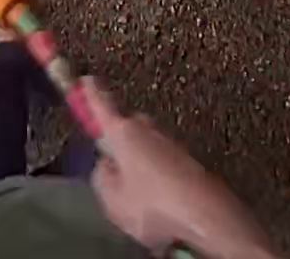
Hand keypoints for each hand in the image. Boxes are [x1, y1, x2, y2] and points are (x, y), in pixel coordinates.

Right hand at [81, 78, 280, 258]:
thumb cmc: (153, 202)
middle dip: (120, 141)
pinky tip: (159, 197)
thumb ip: (102, 177)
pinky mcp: (184, 154)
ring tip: (141, 193)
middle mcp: (145, 126)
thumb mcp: (112, 199)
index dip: (90, 91)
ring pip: (145, 143)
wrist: (203, 210)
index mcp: (122, 130)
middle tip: (116, 168)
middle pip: (125, 126)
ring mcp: (167, 137)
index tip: (86, 78)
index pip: (101, 103)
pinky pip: (162, 158)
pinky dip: (158, 172)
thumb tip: (105, 165)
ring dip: (140, 160)